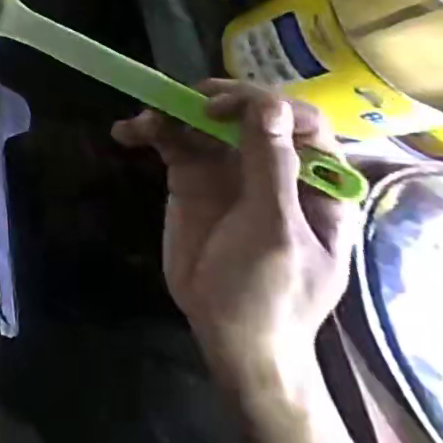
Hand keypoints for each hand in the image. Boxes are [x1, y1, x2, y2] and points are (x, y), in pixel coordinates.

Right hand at [112, 81, 359, 389]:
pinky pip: (175, 141)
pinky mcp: (195, 178)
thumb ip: (271, 167)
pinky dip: (152, 131)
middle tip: (183, 105)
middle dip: (215, 100)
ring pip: (206, 119)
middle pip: (248, 110)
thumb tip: (268, 104)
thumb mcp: (276, 232)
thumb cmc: (271, 294)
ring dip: (174, 111)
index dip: (263, 104)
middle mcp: (274, 162)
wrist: (231, 343)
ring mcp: (232, 168)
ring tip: (145, 121)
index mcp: (314, 176)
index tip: (224, 111)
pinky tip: (127, 133)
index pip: (298, 119)